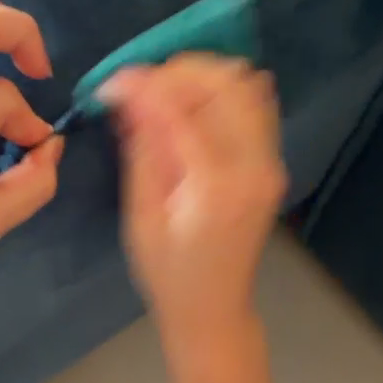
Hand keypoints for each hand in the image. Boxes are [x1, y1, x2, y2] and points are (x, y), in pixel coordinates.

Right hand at [100, 54, 285, 341]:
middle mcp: (254, 165)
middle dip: (176, 73)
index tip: (110, 84)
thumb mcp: (142, 217)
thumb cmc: (167, 274)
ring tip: (163, 97)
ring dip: (201, 79)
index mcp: (216, 185)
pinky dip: (222, 93)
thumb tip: (131, 98)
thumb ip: (143, 152)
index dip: (143, 86)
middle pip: (225, 82)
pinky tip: (191, 110)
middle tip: (139, 90)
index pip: (182, 109)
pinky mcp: (271, 162)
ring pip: (246, 85)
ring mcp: (270, 161)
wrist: (213, 309)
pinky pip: (255, 104)